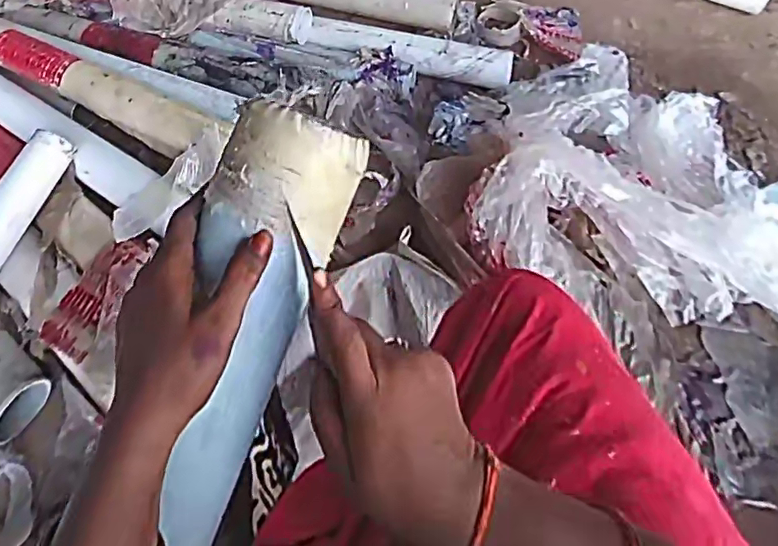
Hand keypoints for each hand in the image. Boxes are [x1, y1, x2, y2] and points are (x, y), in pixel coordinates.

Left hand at [109, 201, 271, 448]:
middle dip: (197, 232)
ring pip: (162, 266)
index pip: (183, 220)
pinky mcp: (133, 323)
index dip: (200, 205)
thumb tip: (259, 240)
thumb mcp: (222, 322)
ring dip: (185, 259)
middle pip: (172, 242)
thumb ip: (241, 278)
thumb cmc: (180, 375)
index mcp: (167, 272)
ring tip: (212, 266)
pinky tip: (190, 304)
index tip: (215, 197)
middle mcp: (145, 280)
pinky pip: (154, 288)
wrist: (142, 420)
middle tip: (223, 231)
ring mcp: (136, 302)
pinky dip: (174, 283)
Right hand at [309, 272, 484, 545]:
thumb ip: (322, 406)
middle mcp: (397, 371)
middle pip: (357, 332)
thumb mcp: (340, 462)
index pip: (343, 337)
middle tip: (344, 381)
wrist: (458, 501)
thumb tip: (319, 368)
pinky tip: (399, 398)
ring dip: (369, 359)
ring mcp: (421, 363)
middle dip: (344, 344)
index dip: (328, 306)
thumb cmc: (395, 489)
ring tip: (379, 400)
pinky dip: (393, 365)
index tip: (319, 277)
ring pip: (377, 341)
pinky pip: (399, 350)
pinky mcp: (437, 360)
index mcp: (369, 398)